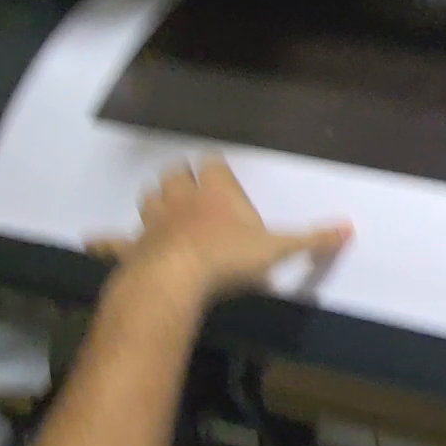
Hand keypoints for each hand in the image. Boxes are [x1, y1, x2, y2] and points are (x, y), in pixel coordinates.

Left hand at [86, 156, 351, 304]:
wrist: (174, 283)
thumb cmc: (230, 258)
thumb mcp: (280, 248)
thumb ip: (313, 238)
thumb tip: (351, 228)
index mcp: (217, 193)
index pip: (213, 163)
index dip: (215, 163)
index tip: (218, 164)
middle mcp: (182, 200)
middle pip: (175, 175)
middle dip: (181, 176)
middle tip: (190, 182)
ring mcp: (153, 223)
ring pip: (149, 199)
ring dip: (154, 198)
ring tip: (162, 203)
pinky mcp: (130, 249)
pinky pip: (114, 241)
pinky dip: (106, 240)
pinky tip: (94, 240)